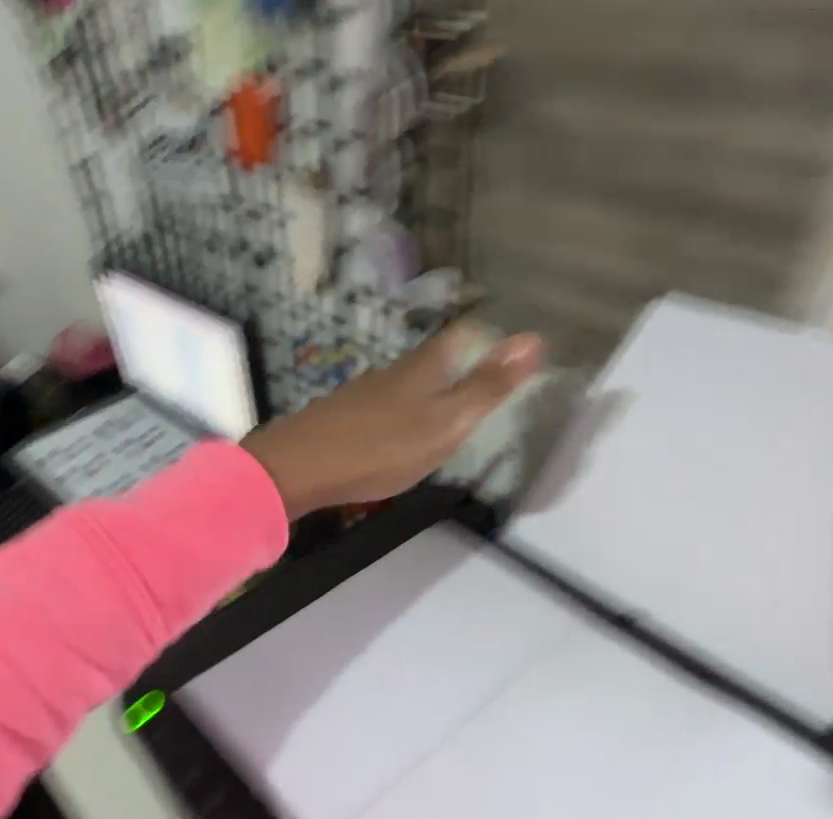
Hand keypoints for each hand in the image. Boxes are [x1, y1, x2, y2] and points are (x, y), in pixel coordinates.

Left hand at [240, 327, 543, 519]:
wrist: (299, 467)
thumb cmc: (382, 447)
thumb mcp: (447, 422)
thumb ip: (487, 386)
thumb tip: (534, 336)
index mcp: (423, 368)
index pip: (461, 336)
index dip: (485, 336)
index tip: (505, 344)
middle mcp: (391, 371)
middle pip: (431, 359)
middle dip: (456, 365)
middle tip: (480, 379)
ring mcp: (361, 393)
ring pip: (403, 383)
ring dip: (425, 391)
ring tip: (443, 412)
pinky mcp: (339, 417)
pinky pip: (380, 408)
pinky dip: (397, 414)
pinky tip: (396, 434)